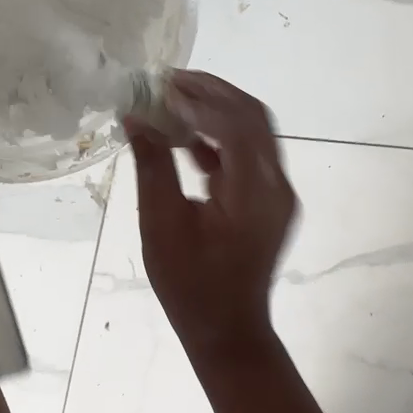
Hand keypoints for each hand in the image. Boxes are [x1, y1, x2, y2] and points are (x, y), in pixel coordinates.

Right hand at [123, 70, 296, 364]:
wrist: (228, 333)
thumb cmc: (191, 284)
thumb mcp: (161, 224)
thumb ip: (151, 165)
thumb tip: (135, 118)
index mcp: (254, 193)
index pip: (235, 126)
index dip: (197, 101)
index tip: (159, 90)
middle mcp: (276, 186)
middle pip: (253, 117)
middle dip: (212, 91)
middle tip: (168, 79)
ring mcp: (276, 194)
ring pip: (254, 130)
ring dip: (215, 109)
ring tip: (171, 99)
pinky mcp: (267, 202)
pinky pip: (248, 152)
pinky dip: (218, 134)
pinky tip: (183, 137)